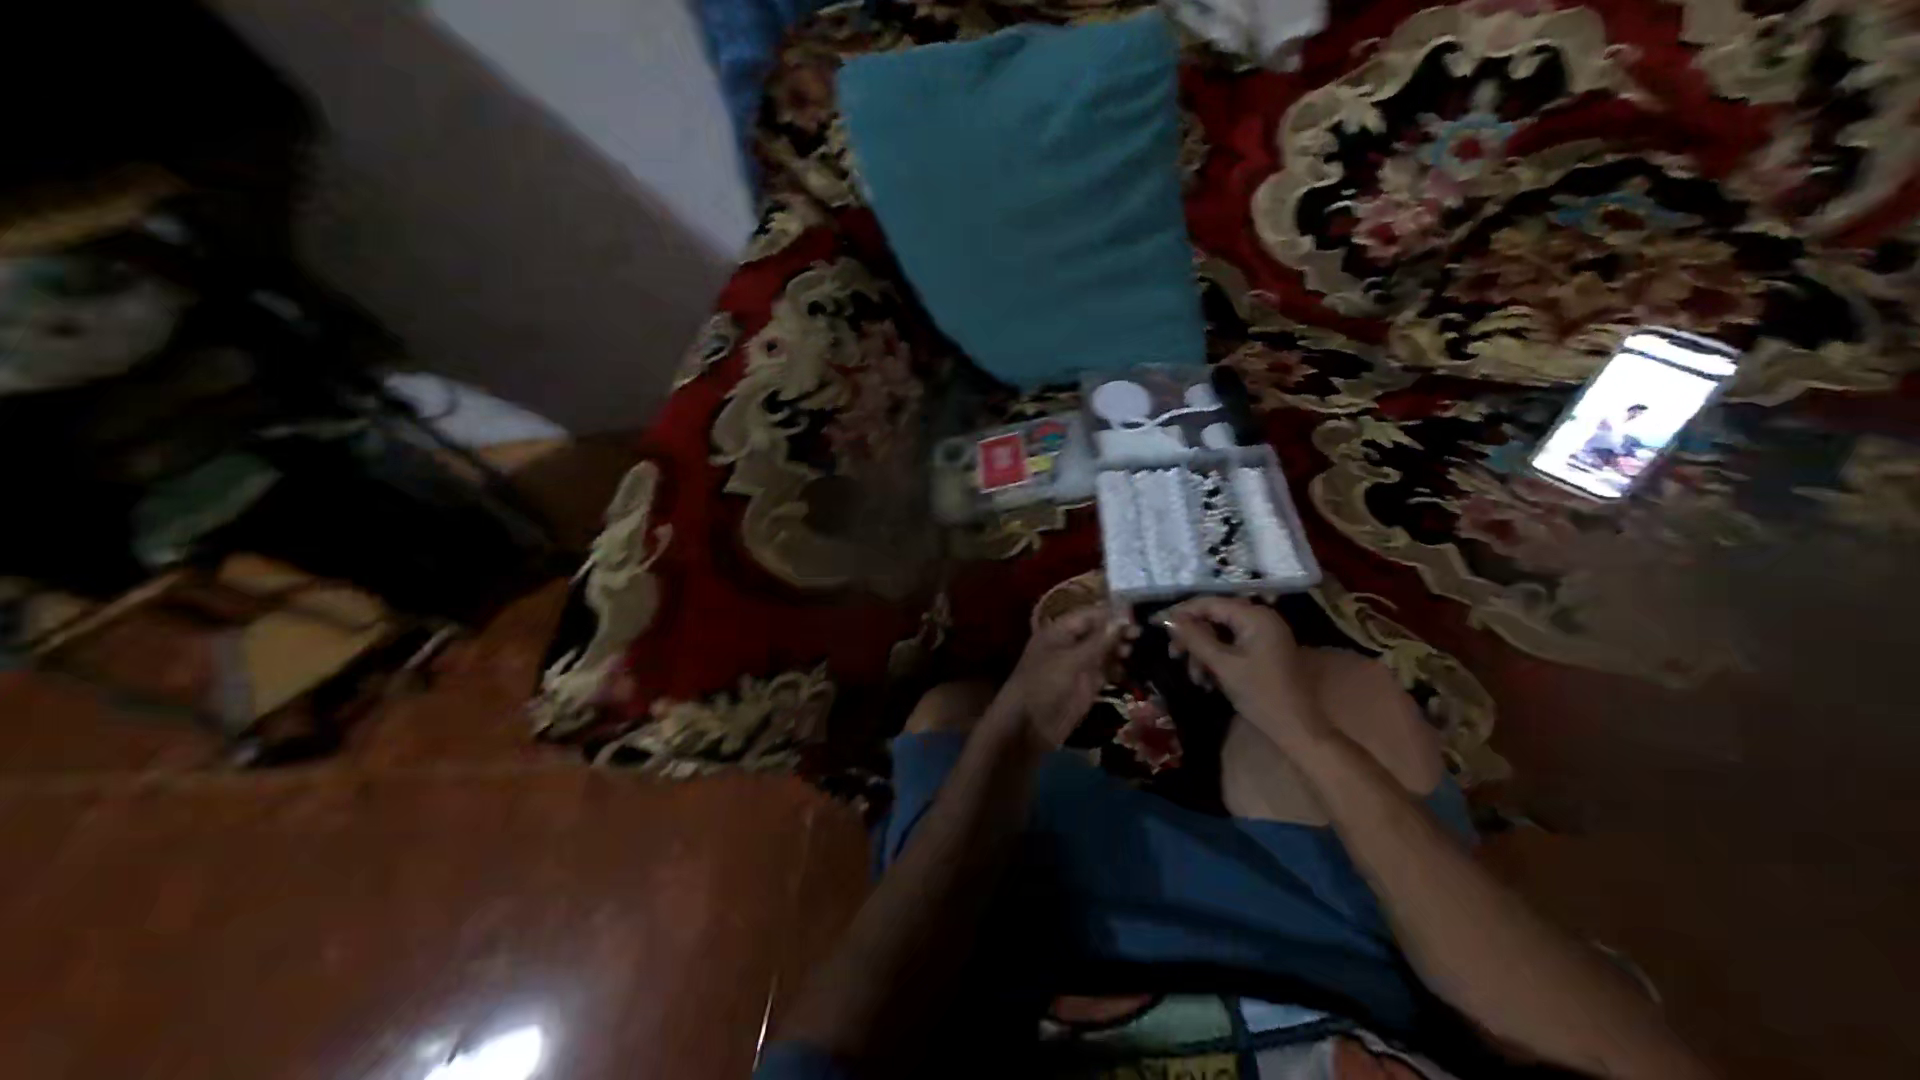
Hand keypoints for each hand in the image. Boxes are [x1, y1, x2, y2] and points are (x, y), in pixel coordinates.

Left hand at [984, 606, 1133, 749]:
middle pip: (1098, 632)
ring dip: (1119, 649)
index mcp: (1059, 631)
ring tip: (1133, 652)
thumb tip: (1123, 620)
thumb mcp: (1071, 660)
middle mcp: (1070, 644)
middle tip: (1139, 635)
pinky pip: (1105, 671)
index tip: (1135, 615)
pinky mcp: (1087, 685)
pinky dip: (1118, 668)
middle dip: (1117, 632)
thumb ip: (1099, 641)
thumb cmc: (1044, 685)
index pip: (1089, 615)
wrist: (1028, 725)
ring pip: (1104, 651)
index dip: (1110, 614)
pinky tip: (1130, 668)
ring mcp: (1079, 665)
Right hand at [1164, 597, 1329, 749]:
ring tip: (1195, 677)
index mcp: (1255, 616)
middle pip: (1215, 617)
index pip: (1210, 603)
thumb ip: (1194, 638)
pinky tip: (1207, 680)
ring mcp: (1264, 635)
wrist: (1296, 728)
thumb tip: (1168, 619)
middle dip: (1193, 637)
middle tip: (1174, 655)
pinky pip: (1232, 645)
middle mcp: (1261, 618)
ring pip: (1221, 633)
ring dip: (1203, 652)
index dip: (1181, 612)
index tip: (1156, 624)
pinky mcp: (1264, 650)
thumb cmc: (1260, 694)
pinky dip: (1217, 659)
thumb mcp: (1222, 665)